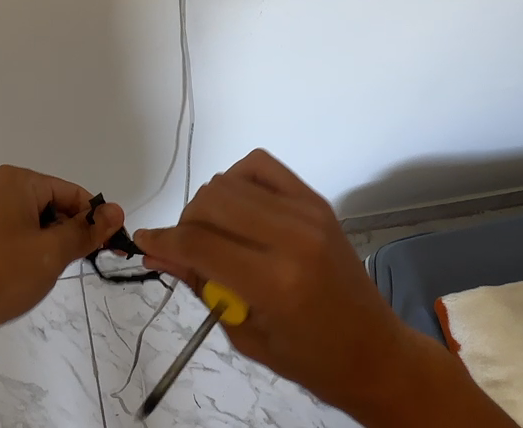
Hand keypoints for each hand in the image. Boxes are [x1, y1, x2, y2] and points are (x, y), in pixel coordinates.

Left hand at [0, 164, 123, 355]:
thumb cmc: (0, 274)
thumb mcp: (51, 252)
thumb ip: (85, 231)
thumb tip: (116, 210)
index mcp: (16, 181)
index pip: (70, 191)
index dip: (95, 217)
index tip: (115, 245)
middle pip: (53, 205)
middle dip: (72, 233)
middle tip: (86, 262)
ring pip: (36, 224)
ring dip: (52, 246)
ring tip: (51, 273)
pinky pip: (17, 238)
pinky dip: (31, 254)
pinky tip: (30, 279)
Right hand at [133, 150, 422, 416]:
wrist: (376, 352)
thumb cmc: (310, 358)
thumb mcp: (246, 333)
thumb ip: (200, 285)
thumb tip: (154, 249)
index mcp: (275, 283)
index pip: (199, 242)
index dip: (164, 238)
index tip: (145, 240)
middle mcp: (291, 238)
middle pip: (210, 201)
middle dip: (187, 222)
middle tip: (190, 247)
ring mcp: (307, 213)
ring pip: (229, 180)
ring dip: (210, 203)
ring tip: (218, 233)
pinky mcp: (315, 201)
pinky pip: (259, 165)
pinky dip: (238, 179)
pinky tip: (240, 208)